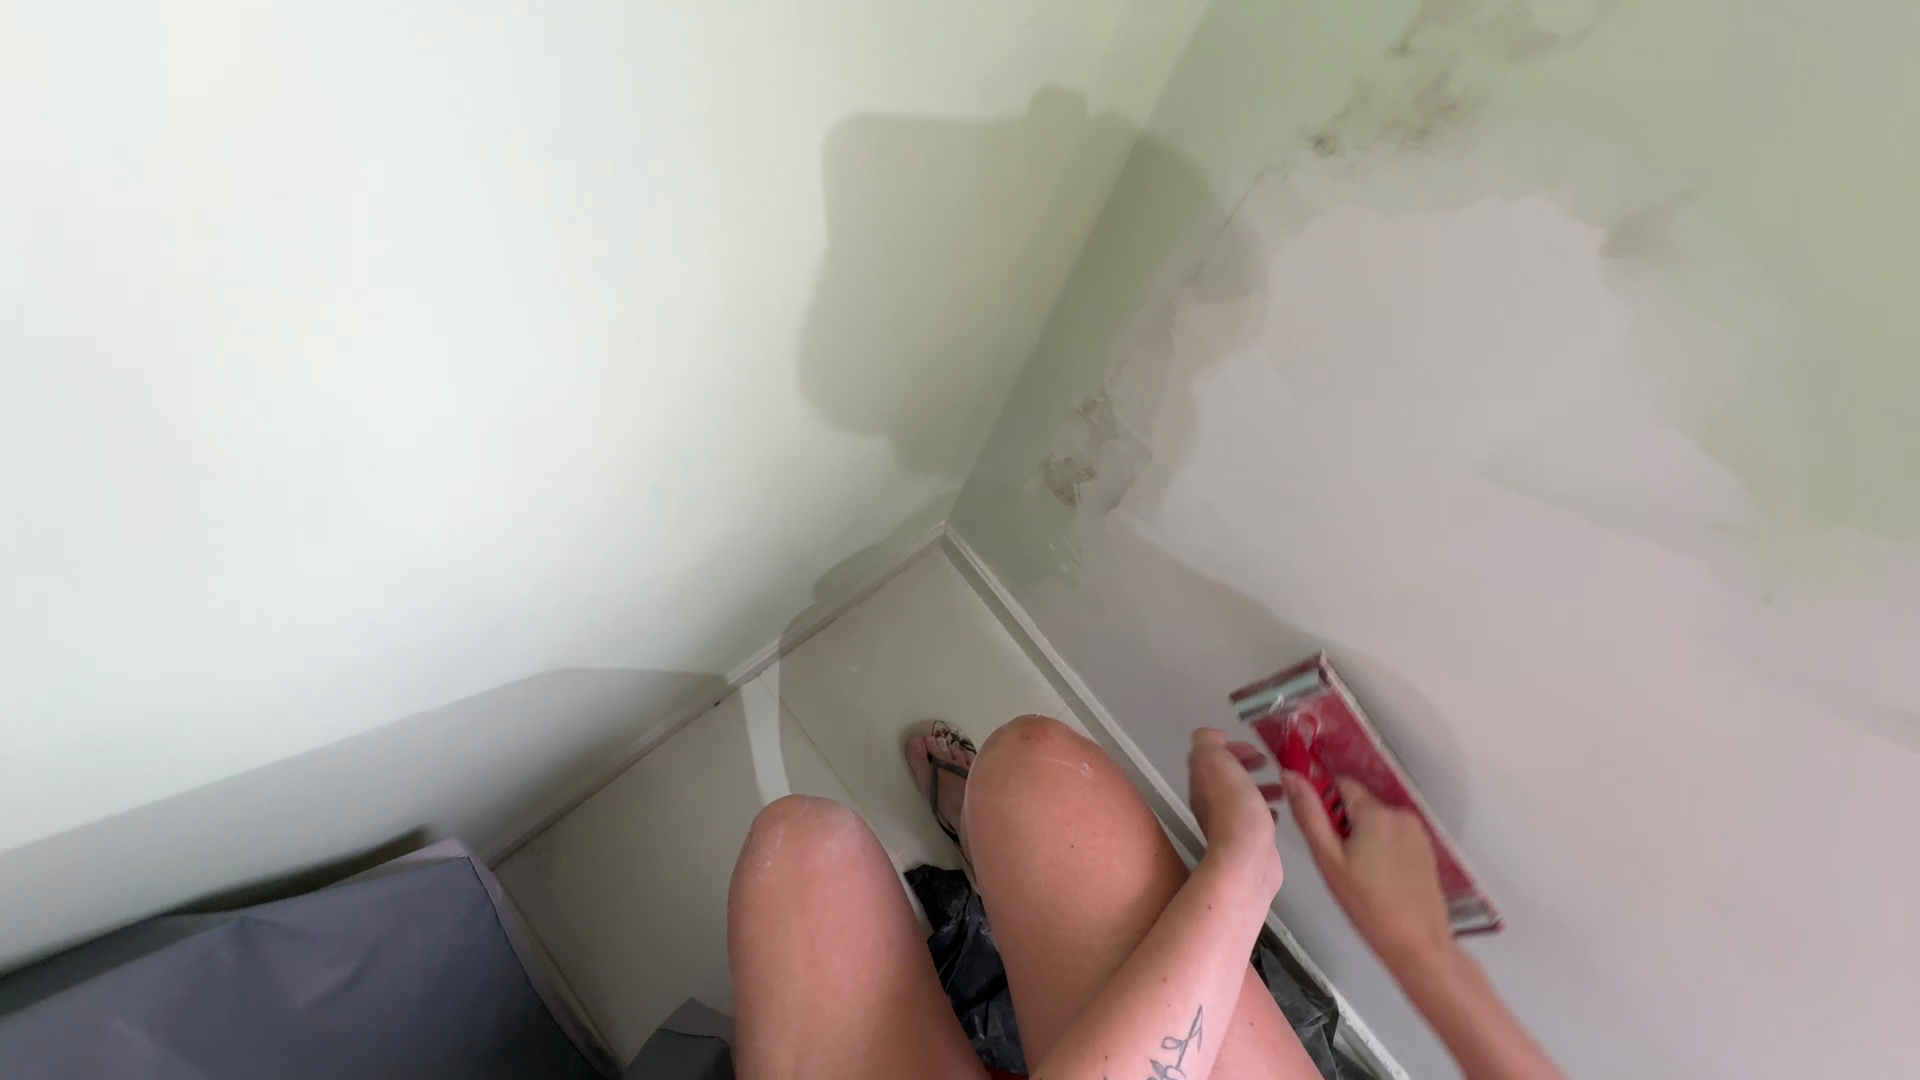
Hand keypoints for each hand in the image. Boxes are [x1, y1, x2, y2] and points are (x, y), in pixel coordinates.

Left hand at [1188, 729, 1282, 894]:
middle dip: (1247, 764)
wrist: (1245, 855)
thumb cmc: (1234, 804)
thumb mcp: (1214, 760)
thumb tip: (1215, 737)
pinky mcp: (1244, 837)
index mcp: (1201, 777)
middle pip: (1227, 773)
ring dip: (1259, 785)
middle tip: (1267, 764)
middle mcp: (1208, 797)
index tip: (1255, 751)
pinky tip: (1278, 811)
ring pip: (1241, 793)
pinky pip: (1253, 815)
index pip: (1212, 753)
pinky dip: (1264, 807)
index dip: (1233, 747)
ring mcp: (1225, 818)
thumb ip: (1208, 742)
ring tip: (1281, 787)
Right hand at [1281, 773, 1453, 971]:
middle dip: (1343, 820)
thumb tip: (1290, 774)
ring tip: (1358, 870)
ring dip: (1362, 833)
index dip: (1323, 800)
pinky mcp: (1427, 849)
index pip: (1340, 783)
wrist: (1419, 945)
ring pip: (1375, 819)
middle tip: (1337, 857)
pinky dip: (1381, 845)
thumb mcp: (1327, 858)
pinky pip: (1393, 834)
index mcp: (1375, 812)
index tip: (1320, 829)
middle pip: (1358, 803)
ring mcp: (1417, 832)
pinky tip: (1378, 876)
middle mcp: (1400, 813)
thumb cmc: (1366, 903)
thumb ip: (1308, 813)